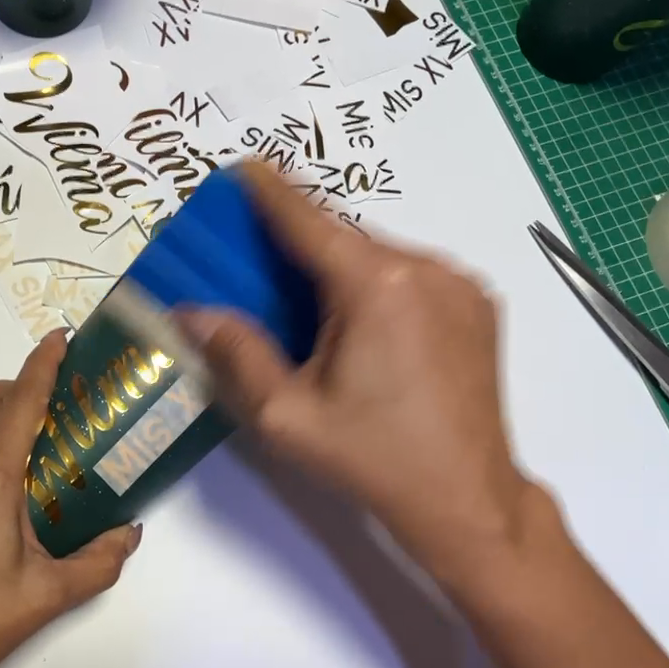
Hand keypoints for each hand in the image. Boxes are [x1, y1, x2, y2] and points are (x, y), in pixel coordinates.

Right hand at [176, 163, 538, 591]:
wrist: (467, 500)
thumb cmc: (370, 459)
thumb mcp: (285, 415)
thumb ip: (235, 353)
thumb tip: (190, 312)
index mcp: (375, 286)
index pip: (308, 220)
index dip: (269, 191)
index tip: (240, 168)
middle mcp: (425, 267)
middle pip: (343, 236)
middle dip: (296, 241)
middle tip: (256, 258)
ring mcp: (461, 283)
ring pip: (378, 255)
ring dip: (336, 266)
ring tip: (305, 303)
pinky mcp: (478, 305)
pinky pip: (409, 275)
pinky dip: (372, 283)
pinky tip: (356, 323)